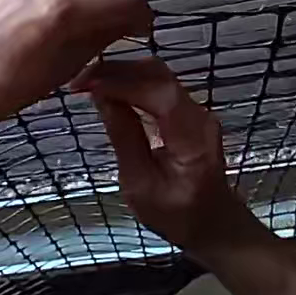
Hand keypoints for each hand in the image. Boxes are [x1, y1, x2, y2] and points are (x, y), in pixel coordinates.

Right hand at [74, 57, 260, 256]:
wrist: (215, 223)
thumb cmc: (176, 215)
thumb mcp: (139, 185)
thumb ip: (124, 138)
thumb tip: (101, 97)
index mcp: (191, 139)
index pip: (158, 94)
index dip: (121, 83)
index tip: (87, 85)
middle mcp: (199, 115)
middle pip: (158, 75)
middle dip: (117, 71)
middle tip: (80, 79)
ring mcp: (197, 110)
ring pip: (158, 75)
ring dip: (122, 73)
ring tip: (89, 81)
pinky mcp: (189, 110)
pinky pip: (159, 85)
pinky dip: (131, 81)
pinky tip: (108, 88)